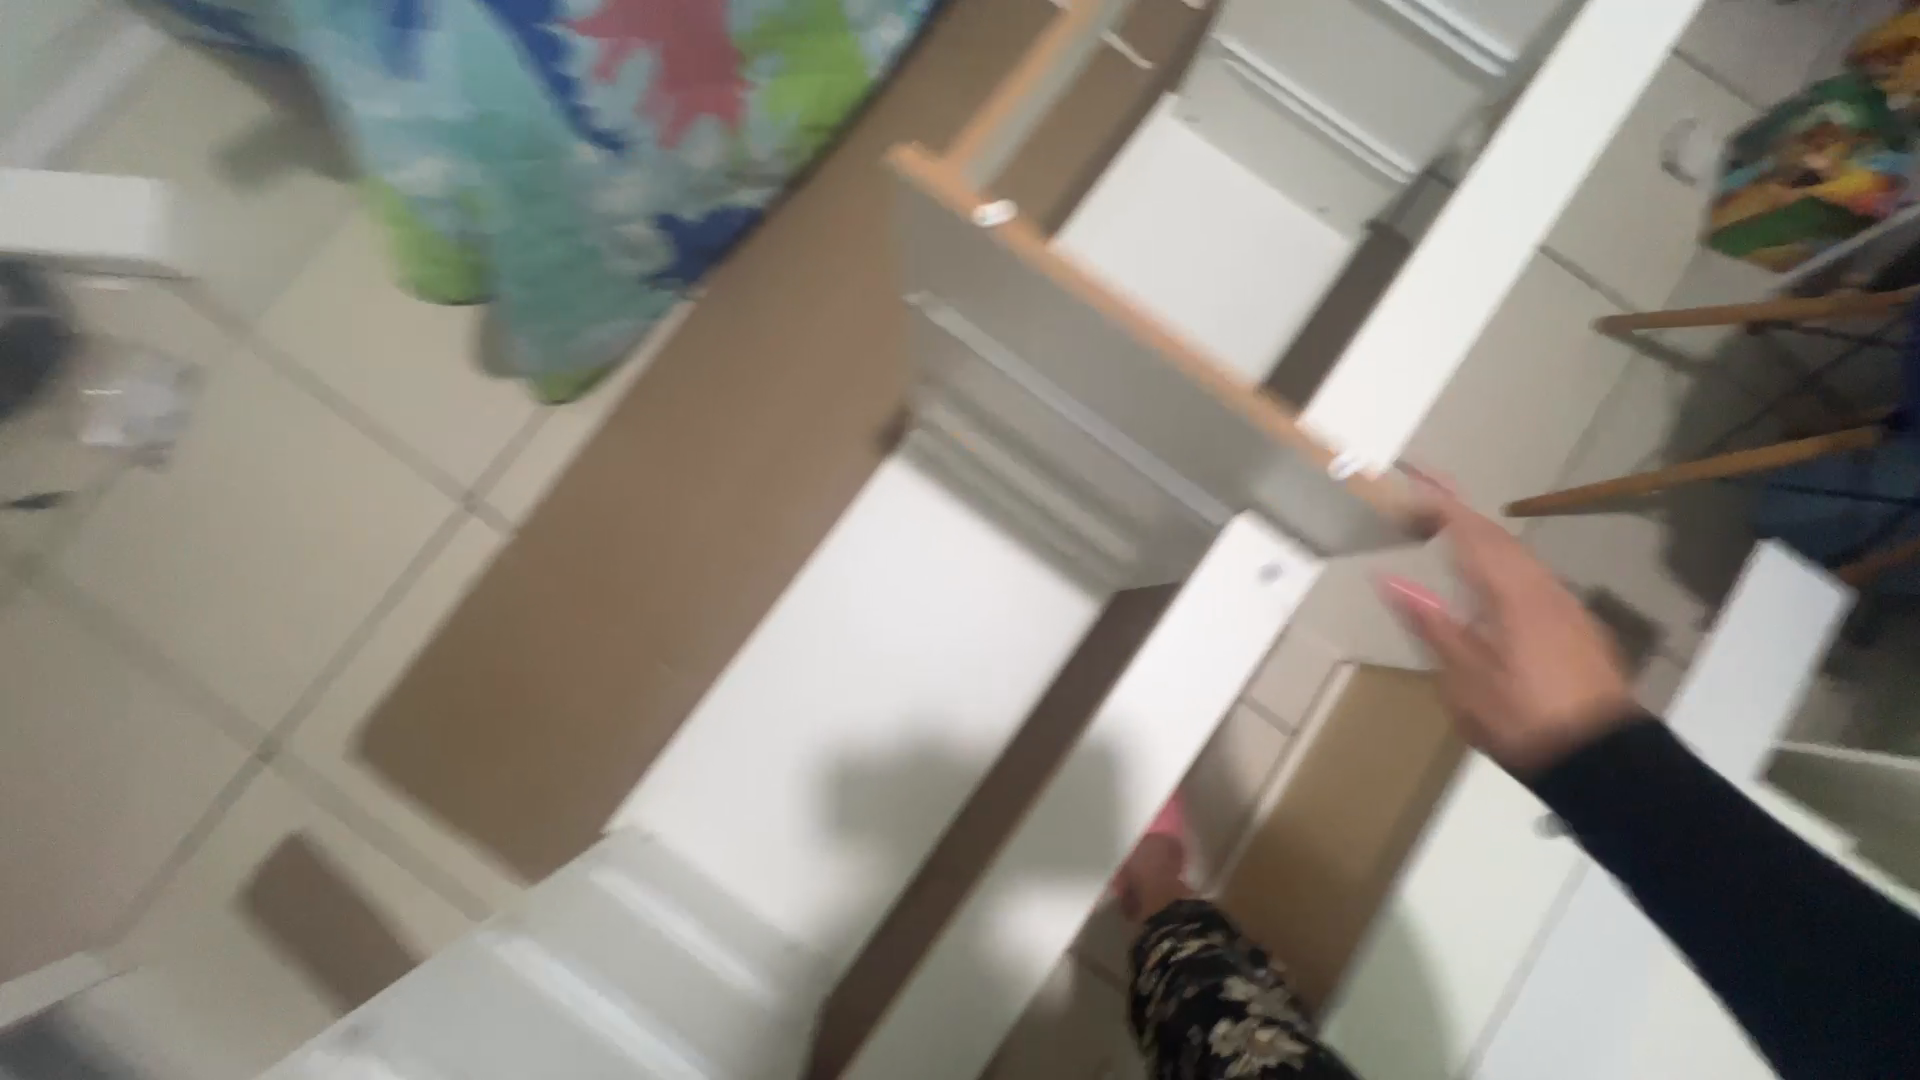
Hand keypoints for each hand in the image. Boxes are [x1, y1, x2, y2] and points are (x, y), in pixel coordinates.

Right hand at [1377, 485, 1636, 774]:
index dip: (1442, 501)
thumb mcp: (1462, 676)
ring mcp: (1564, 607)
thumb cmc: (1523, 717)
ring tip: (1446, 533)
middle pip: (1497, 538)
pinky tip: (1486, 582)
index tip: (1415, 475)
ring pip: (1517, 557)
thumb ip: (1429, 622)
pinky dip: (1499, 563)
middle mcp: (1542, 590)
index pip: (1472, 533)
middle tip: (1422, 498)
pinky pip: (1529, 577)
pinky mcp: (1574, 627)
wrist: (1604, 760)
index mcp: (1512, 595)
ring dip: (1480, 537)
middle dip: (1459, 512)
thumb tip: (1389, 578)